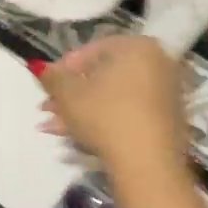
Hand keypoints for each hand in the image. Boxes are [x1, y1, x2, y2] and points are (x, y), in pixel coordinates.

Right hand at [38, 33, 189, 177]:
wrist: (148, 161)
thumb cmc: (105, 115)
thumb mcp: (67, 94)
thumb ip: (51, 76)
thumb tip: (39, 66)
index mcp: (136, 46)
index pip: (91, 50)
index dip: (62, 68)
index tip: (47, 87)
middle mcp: (157, 62)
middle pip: (103, 74)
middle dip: (71, 93)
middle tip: (48, 109)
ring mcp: (166, 91)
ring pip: (113, 95)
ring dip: (82, 109)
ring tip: (55, 127)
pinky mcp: (168, 118)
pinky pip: (129, 110)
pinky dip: (105, 118)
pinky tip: (79, 136)